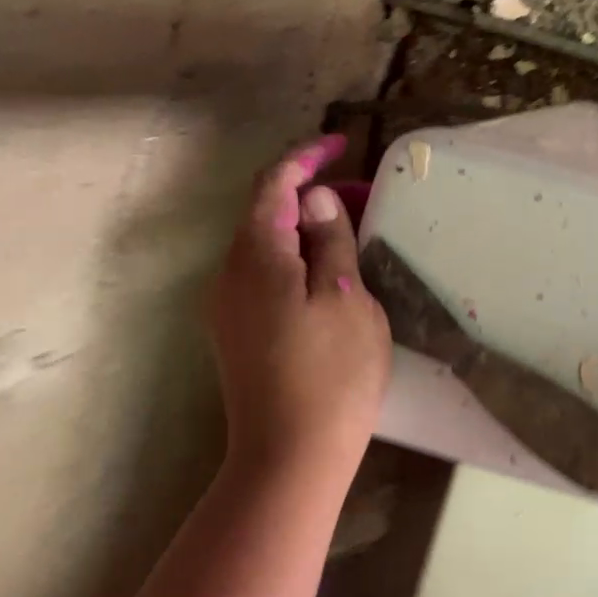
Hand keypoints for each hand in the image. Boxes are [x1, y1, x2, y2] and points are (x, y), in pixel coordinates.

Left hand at [208, 135, 391, 480]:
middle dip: (311, 190)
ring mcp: (230, 305)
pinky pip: (266, 269)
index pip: (271, 187)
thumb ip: (330, 239)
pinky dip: (299, 251)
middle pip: (265, 211)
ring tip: (359, 223)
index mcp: (257, 259)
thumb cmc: (331, 369)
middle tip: (367, 191)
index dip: (305, 158)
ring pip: (267, 241)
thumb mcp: (345, 295)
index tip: (343, 143)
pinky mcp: (240, 328)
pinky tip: (333, 264)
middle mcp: (230, 275)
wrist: (291, 453)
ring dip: (308, 222)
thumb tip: (315, 197)